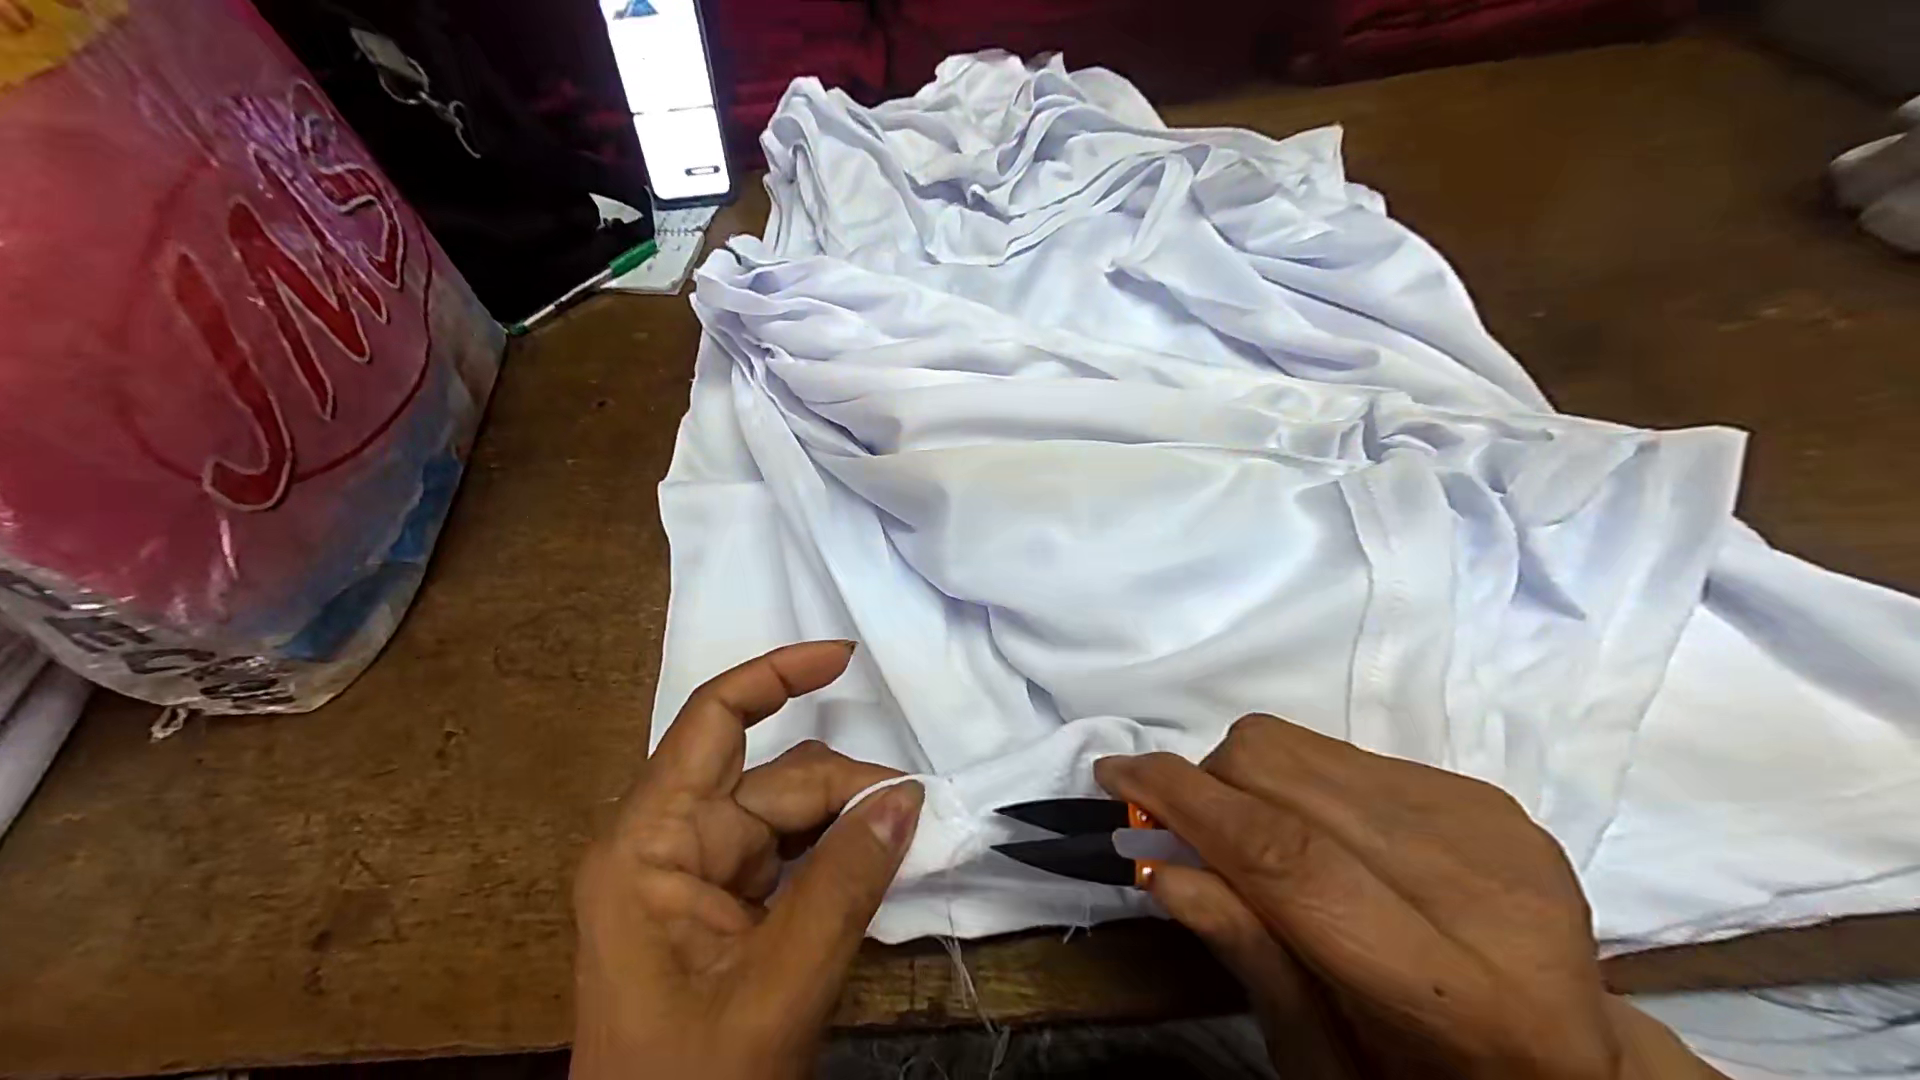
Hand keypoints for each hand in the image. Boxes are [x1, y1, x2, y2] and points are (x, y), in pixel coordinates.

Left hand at [572, 641, 922, 1079]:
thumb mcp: (775, 988)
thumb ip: (843, 886)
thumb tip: (904, 799)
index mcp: (651, 844)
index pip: (713, 721)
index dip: (776, 675)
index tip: (844, 657)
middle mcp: (671, 842)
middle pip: (772, 775)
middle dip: (844, 785)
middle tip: (914, 810)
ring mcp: (701, 875)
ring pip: (792, 814)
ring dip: (848, 820)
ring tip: (903, 837)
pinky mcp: (730, 906)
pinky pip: (795, 852)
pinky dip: (838, 851)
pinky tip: (876, 859)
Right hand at [1097, 715, 1723, 1079]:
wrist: (1571, 1066)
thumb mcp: (1322, 1064)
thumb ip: (1248, 957)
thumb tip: (1157, 865)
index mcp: (1457, 991)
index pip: (1285, 856)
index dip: (1184, 802)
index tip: (1112, 773)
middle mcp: (1481, 883)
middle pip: (1280, 774)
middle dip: (1203, 787)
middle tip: (1180, 831)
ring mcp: (1487, 822)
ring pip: (1294, 745)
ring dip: (1243, 780)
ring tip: (1251, 836)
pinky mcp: (1481, 790)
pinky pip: (1329, 748)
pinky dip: (1290, 781)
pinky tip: (1314, 832)